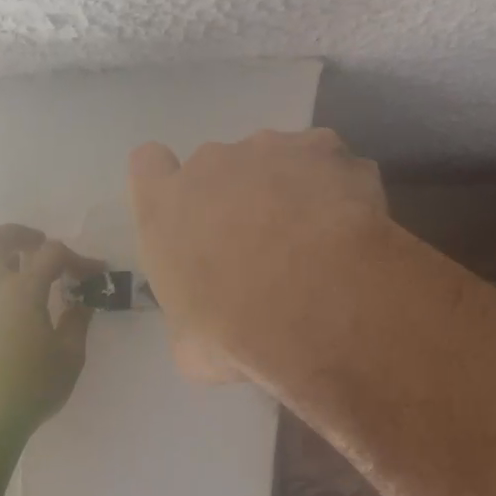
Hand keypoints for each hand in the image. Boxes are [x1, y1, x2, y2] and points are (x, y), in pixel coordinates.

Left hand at [0, 224, 103, 435]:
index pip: (51, 255)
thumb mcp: (71, 354)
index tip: (94, 273)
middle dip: (13, 235)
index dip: (77, 258)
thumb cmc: (38, 385)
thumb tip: (81, 303)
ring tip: (10, 276)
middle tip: (35, 244)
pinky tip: (2, 321)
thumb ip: (77, 321)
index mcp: (21, 292)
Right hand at [128, 129, 393, 382]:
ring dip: (285, 192)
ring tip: (309, 243)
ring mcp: (272, 149)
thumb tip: (207, 327)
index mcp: (164, 210)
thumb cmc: (231, 333)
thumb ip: (189, 318)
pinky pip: (327, 167)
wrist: (315, 308)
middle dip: (233, 199)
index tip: (185, 215)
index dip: (166, 184)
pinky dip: (335, 192)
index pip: (147, 166)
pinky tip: (348, 234)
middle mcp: (211, 165)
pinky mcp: (328, 149)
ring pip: (274, 161)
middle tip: (255, 250)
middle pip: (216, 168)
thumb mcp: (190, 347)